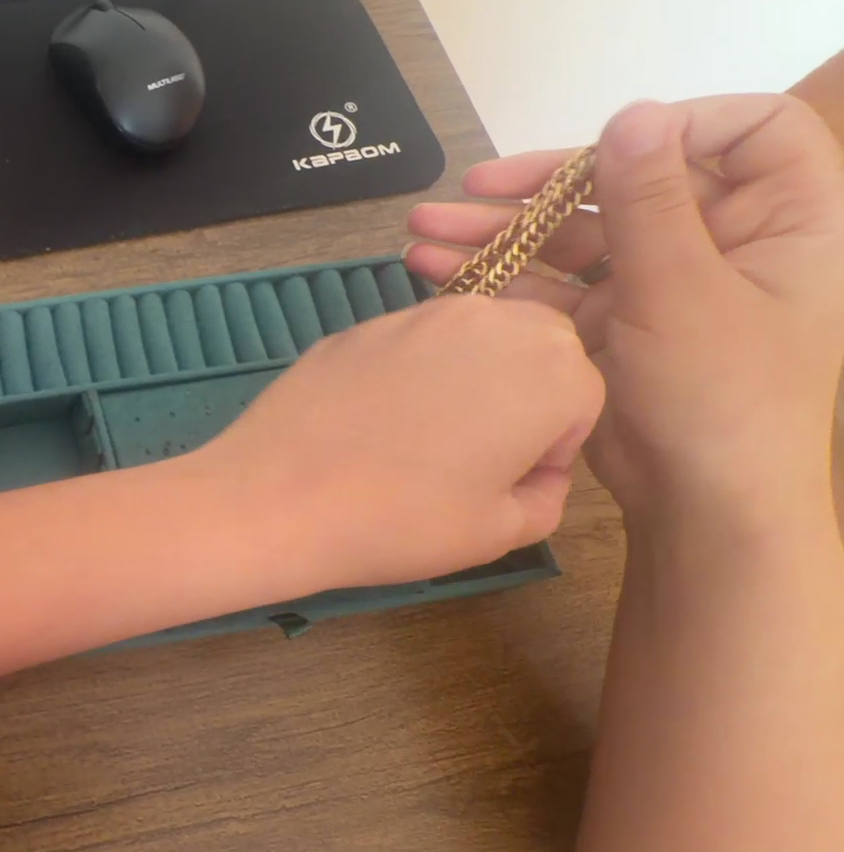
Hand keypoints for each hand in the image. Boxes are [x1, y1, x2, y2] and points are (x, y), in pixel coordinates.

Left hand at [207, 293, 602, 588]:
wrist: (271, 501)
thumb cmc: (397, 521)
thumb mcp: (499, 531)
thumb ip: (544, 494)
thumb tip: (531, 471)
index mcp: (549, 365)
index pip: (579, 401)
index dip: (545, 449)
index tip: (497, 484)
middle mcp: (482, 321)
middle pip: (526, 351)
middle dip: (512, 396)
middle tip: (461, 456)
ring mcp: (404, 320)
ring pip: (458, 344)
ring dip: (452, 382)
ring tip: (403, 444)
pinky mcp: (345, 334)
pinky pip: (393, 352)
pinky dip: (391, 381)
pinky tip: (356, 429)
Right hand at [406, 96, 843, 531]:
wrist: (692, 495)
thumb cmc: (719, 390)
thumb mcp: (682, 290)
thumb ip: (650, 205)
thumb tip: (633, 113)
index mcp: (776, 220)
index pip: (743, 135)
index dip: (674, 128)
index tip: (599, 145)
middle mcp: (711, 244)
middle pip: (625, 189)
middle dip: (539, 189)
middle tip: (465, 190)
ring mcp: (647, 287)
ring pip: (566, 243)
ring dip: (495, 236)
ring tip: (420, 233)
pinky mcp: (595, 326)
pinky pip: (540, 290)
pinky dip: (491, 281)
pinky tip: (434, 272)